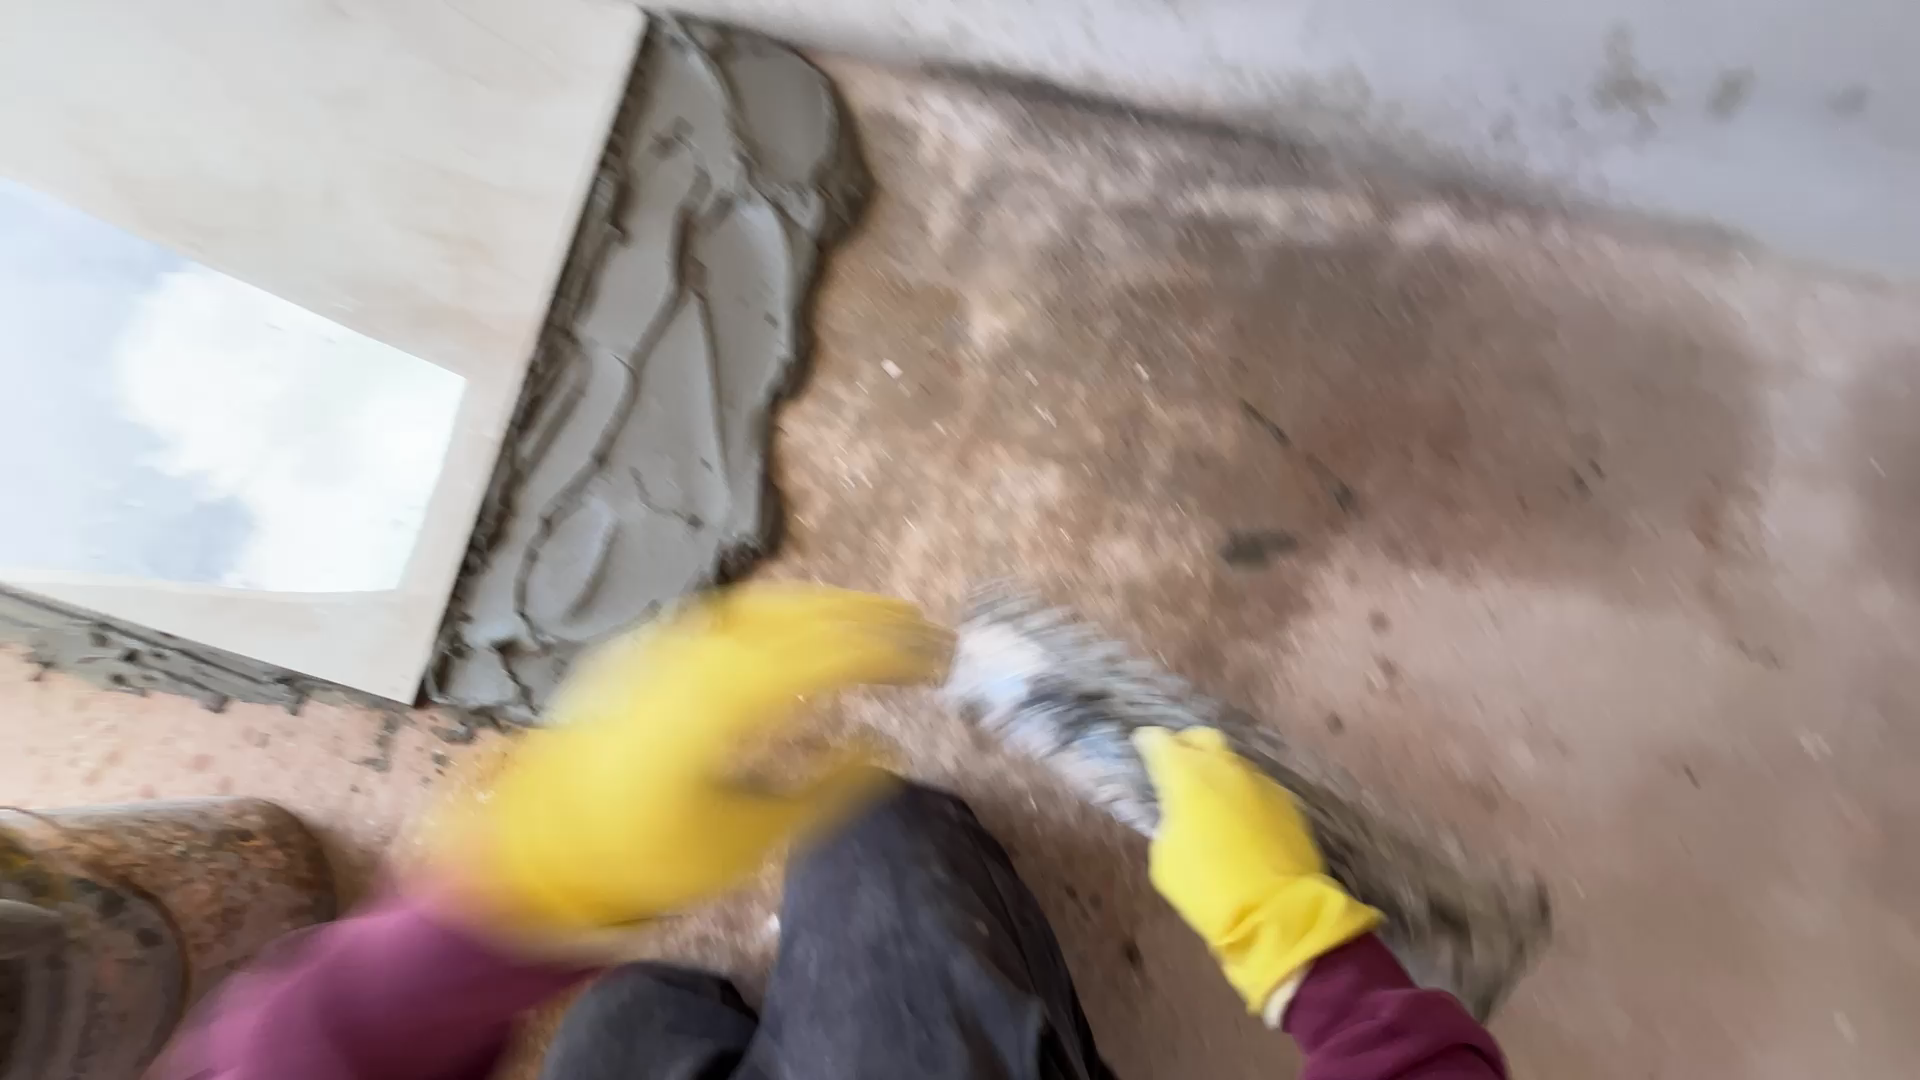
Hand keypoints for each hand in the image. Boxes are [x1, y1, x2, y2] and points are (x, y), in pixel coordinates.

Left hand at [427, 584, 953, 939]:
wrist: (538, 844)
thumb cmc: (642, 853)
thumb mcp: (745, 839)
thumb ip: (825, 790)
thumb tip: (884, 749)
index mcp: (721, 702)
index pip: (824, 655)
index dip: (886, 650)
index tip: (932, 656)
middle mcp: (697, 655)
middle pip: (801, 613)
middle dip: (870, 614)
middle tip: (922, 626)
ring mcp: (670, 644)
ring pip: (768, 605)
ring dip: (831, 606)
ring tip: (879, 618)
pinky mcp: (655, 647)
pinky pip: (736, 614)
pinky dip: (787, 614)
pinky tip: (806, 630)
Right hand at [1134, 726, 1379, 1018]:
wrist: (1278, 913)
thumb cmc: (1208, 886)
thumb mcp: (1165, 855)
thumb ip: (1168, 820)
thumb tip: (1176, 811)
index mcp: (1185, 774)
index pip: (1159, 741)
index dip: (1147, 743)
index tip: (1142, 747)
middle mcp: (1223, 766)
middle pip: (1201, 737)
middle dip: (1186, 745)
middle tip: (1177, 763)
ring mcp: (1260, 782)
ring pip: (1233, 760)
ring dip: (1218, 769)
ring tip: (1211, 794)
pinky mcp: (1288, 802)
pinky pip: (1258, 785)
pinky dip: (1243, 792)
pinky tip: (1240, 815)